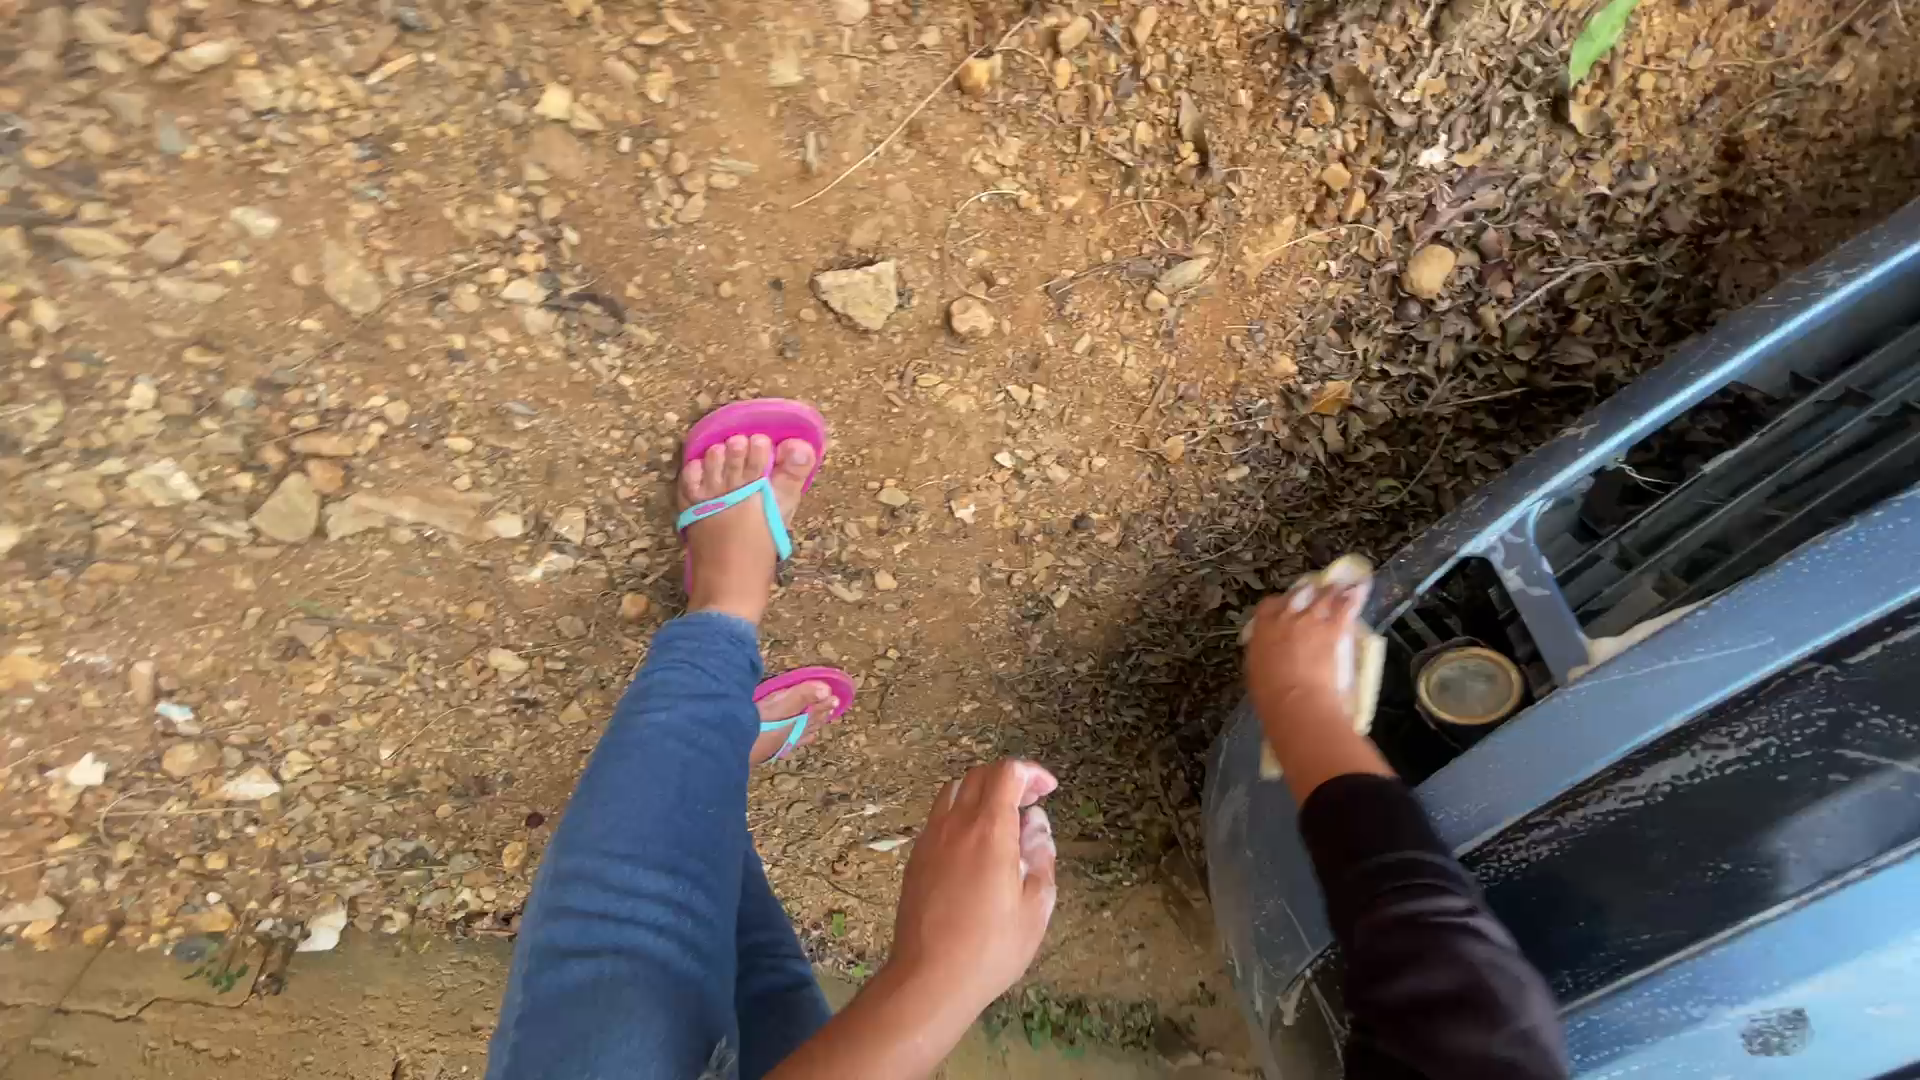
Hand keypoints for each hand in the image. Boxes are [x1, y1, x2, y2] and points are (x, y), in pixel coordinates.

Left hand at [885, 759, 1058, 1019]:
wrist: (929, 978)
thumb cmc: (990, 947)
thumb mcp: (1035, 906)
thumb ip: (1040, 855)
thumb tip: (1036, 823)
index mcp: (989, 829)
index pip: (1007, 773)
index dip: (1031, 772)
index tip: (1048, 788)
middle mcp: (956, 823)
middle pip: (981, 774)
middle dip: (1010, 778)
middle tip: (1031, 801)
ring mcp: (932, 837)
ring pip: (956, 789)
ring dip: (983, 791)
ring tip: (1003, 818)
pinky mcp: (917, 855)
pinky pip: (941, 814)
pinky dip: (963, 811)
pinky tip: (976, 842)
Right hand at [1244, 578, 1368, 745]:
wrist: (1295, 699)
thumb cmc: (1270, 692)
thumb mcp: (1257, 668)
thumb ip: (1265, 652)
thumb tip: (1269, 652)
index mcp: (1262, 628)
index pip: (1269, 605)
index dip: (1280, 603)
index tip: (1286, 606)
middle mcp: (1285, 618)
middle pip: (1297, 596)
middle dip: (1307, 592)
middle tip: (1315, 591)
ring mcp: (1310, 621)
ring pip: (1322, 597)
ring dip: (1332, 591)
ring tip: (1341, 585)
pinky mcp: (1333, 629)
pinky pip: (1345, 607)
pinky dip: (1354, 597)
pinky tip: (1360, 589)